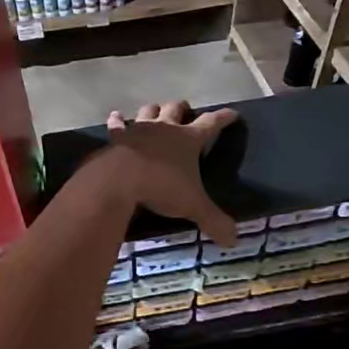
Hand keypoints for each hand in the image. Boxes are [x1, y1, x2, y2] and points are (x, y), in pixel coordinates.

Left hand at [102, 101, 239, 245]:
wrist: (120, 179)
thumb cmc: (161, 187)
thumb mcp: (192, 206)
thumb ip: (213, 220)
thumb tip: (234, 240)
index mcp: (188, 139)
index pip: (211, 123)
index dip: (223, 118)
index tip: (232, 113)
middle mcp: (164, 128)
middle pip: (175, 109)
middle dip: (182, 108)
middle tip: (185, 109)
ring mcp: (138, 129)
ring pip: (148, 111)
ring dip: (153, 110)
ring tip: (154, 110)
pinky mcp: (117, 137)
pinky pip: (117, 124)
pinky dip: (116, 119)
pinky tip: (115, 115)